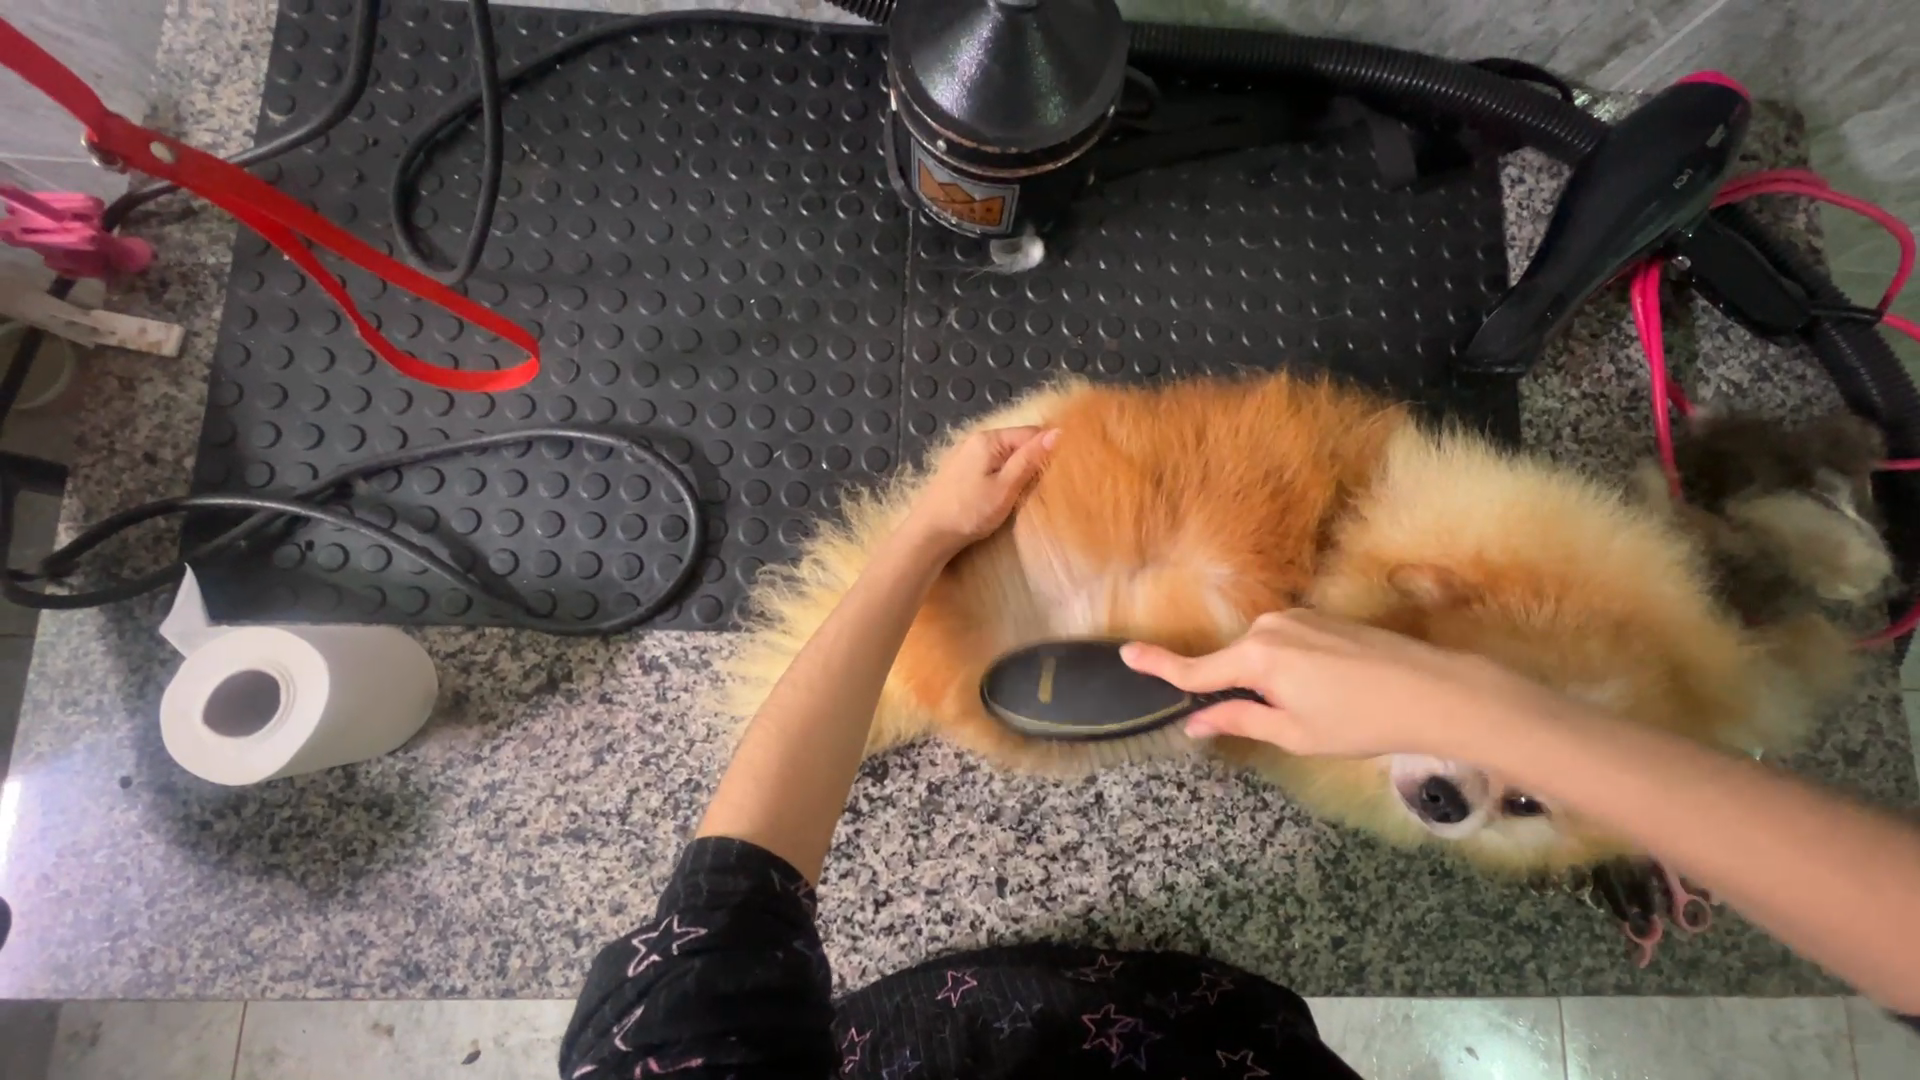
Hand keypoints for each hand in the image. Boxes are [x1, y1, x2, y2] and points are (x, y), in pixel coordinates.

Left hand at [901, 426, 1058, 556]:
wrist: (929, 534)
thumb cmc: (969, 511)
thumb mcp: (1005, 487)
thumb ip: (1030, 459)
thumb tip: (1058, 432)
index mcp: (989, 439)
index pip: (1031, 433)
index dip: (1049, 450)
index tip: (1063, 470)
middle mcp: (976, 439)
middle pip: (1018, 443)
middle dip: (1034, 460)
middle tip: (1049, 485)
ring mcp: (966, 454)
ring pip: (1005, 456)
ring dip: (1020, 470)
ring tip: (1030, 491)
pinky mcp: (962, 470)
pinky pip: (992, 465)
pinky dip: (1004, 476)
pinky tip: (1007, 493)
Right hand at [1121, 609, 1563, 757]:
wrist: (1436, 690)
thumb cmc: (1360, 721)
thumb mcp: (1295, 732)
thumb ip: (1239, 720)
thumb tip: (1195, 722)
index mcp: (1256, 658)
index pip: (1195, 668)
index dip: (1158, 665)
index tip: (1126, 654)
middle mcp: (1268, 627)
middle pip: (1231, 662)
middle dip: (1238, 689)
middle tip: (1285, 721)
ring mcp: (1295, 617)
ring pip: (1260, 654)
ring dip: (1269, 679)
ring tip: (1321, 708)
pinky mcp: (1318, 616)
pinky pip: (1284, 643)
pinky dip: (1289, 666)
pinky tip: (1331, 687)